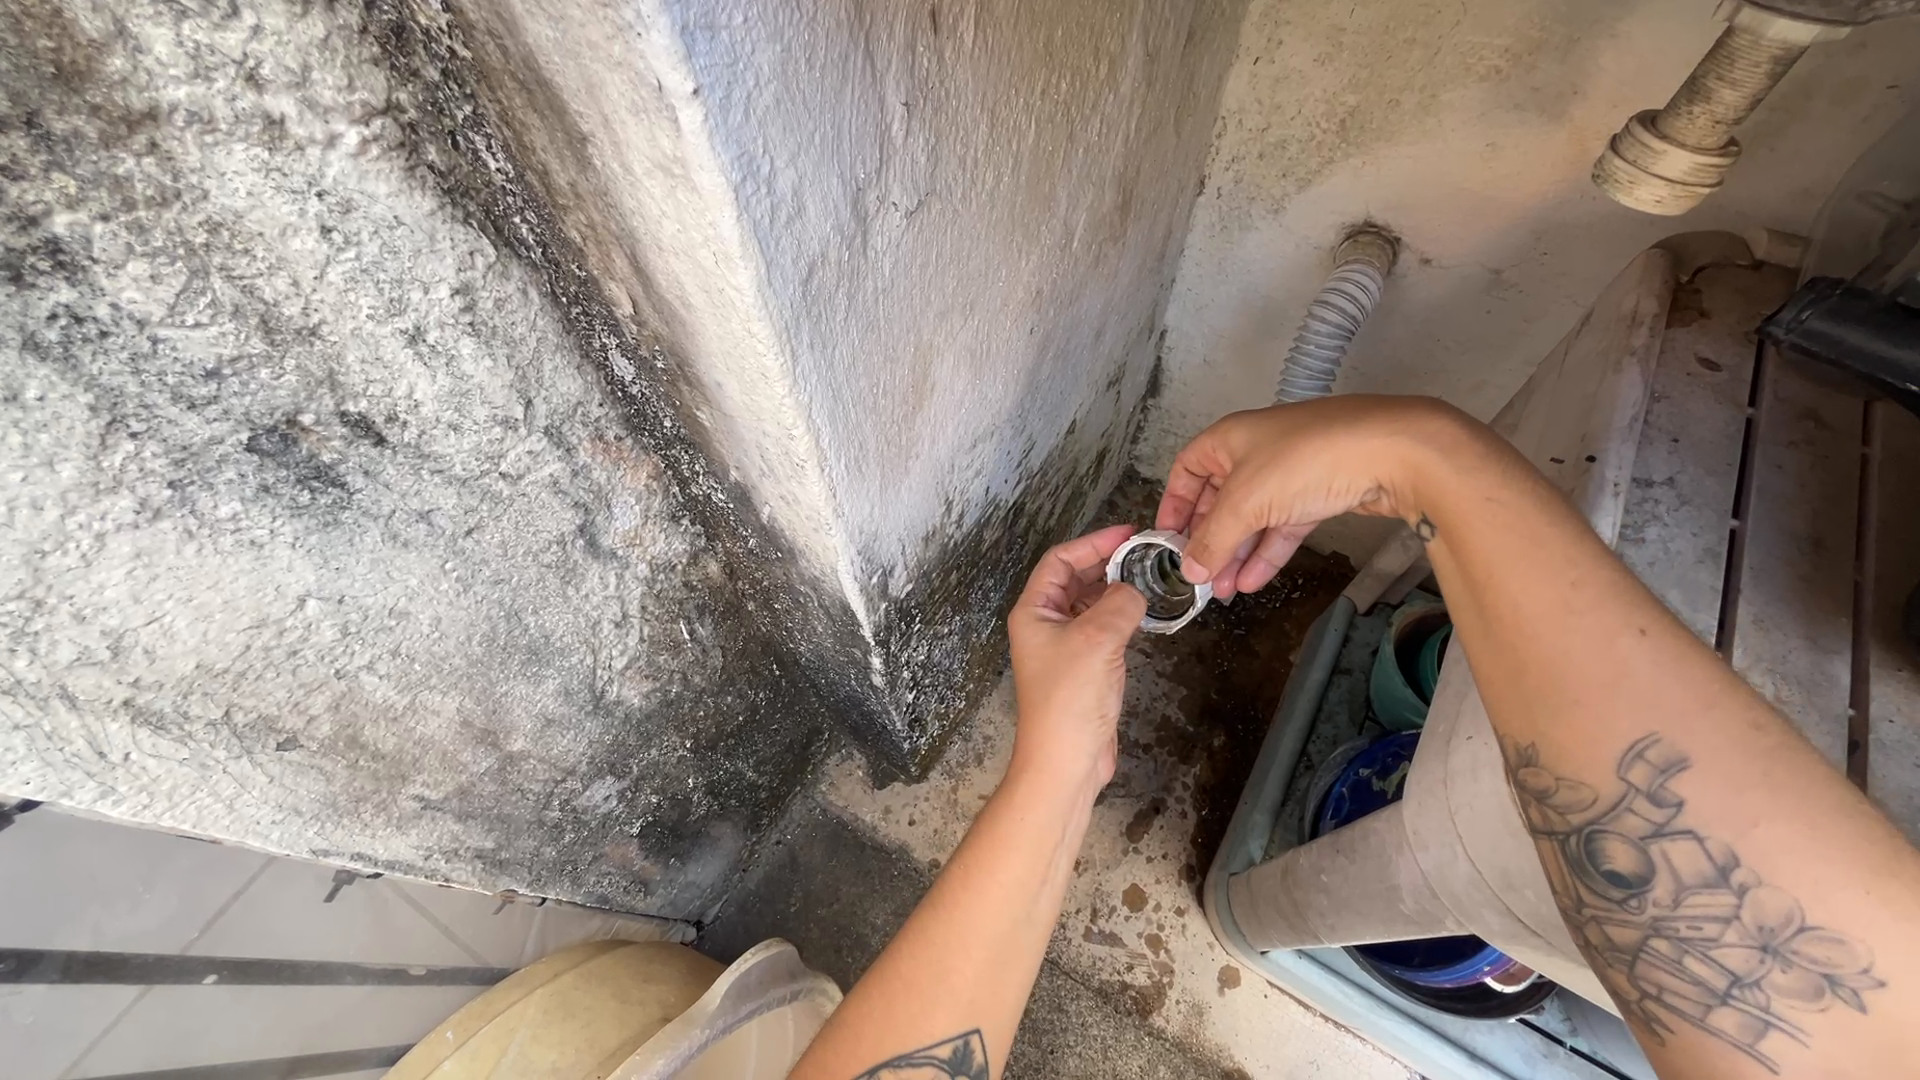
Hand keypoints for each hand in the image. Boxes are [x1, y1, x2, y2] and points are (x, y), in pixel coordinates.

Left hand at [1006, 525, 1147, 793]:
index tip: (1128, 534)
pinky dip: (1121, 616)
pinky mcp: (1083, 667)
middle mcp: (1045, 624)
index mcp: (1034, 610)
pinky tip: (1144, 612)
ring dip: (1116, 589)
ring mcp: (1064, 646)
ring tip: (1149, 577)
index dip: (1093, 543)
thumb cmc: (1070, 698)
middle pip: (1075, 579)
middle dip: (1107, 564)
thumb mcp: (1097, 639)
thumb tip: (1135, 590)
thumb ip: (1120, 603)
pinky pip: (1102, 628)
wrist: (1066, 760)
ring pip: (1090, 603)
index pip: (1060, 560)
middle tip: (1145, 554)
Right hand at [1156, 396, 1473, 599]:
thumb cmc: (1306, 460)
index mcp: (1229, 439)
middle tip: (1198, 576)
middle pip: (1219, 500)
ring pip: (1252, 518)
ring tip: (1223, 590)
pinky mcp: (1319, 492)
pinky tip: (1253, 581)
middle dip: (1209, 540)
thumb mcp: (1246, 502)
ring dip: (1237, 553)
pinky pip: (1282, 526)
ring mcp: (1289, 472)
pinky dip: (1267, 553)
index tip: (1167, 539)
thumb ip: (1213, 540)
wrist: (1394, 450)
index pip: (1187, 470)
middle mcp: (1255, 451)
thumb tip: (1188, 571)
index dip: (1174, 504)